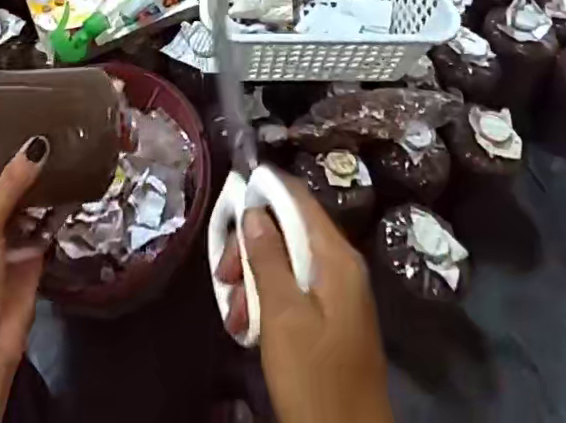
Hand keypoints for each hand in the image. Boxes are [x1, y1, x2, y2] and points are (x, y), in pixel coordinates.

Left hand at [0, 136, 50, 422]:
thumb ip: (8, 187)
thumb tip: (38, 142)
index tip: (11, 115)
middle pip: (7, 182)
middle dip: (25, 159)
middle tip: (51, 121)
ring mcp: (12, 236)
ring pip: (31, 198)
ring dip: (47, 178)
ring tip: (69, 140)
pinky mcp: (36, 250)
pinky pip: (51, 219)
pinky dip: (63, 203)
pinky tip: (79, 179)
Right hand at [216, 175, 392, 422]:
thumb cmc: (314, 376)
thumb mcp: (283, 315)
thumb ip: (268, 258)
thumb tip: (255, 212)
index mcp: (336, 256)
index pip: (301, 200)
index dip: (268, 190)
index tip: (234, 193)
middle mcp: (341, 264)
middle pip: (291, 232)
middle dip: (253, 247)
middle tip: (224, 275)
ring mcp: (338, 292)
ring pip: (289, 263)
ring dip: (255, 280)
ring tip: (234, 315)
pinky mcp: (330, 317)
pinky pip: (295, 290)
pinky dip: (269, 300)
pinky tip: (249, 327)